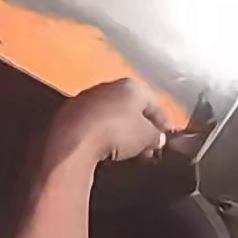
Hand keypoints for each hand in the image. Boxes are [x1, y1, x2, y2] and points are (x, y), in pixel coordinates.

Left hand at [43, 79, 173, 167]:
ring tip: (129, 151)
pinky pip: (96, 123)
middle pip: (133, 108)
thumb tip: (158, 139)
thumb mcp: (147, 137)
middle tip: (150, 148)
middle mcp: (109, 86)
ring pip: (113, 115)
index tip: (167, 139)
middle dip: (143, 128)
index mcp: (131, 86)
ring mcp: (88, 98)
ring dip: (123, 132)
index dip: (164, 123)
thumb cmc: (118, 132)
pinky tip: (107, 148)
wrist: (73, 140)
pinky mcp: (70, 113)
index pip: (155, 103)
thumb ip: (157, 136)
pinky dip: (105, 134)